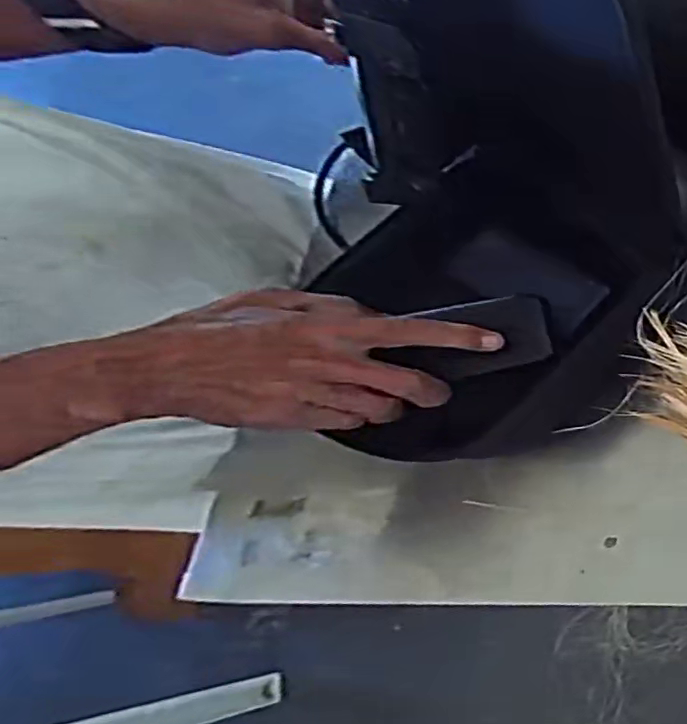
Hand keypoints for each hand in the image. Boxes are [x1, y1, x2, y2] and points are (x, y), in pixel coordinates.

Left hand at [72, 0, 345, 62]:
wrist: (152, 18)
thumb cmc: (202, 14)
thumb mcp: (271, 30)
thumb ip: (316, 42)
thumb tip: (348, 55)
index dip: (353, 10)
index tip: (368, 33)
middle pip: (324, 4)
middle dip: (341, 26)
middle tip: (352, 49)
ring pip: (311, 17)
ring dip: (324, 36)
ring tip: (334, 55)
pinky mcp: (257, 14)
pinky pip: (295, 26)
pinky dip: (308, 40)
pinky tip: (314, 53)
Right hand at [81, 290, 500, 431]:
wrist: (157, 369)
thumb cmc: (215, 330)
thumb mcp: (279, 300)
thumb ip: (335, 307)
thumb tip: (373, 316)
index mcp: (334, 328)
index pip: (416, 331)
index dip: (460, 337)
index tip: (492, 341)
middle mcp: (337, 362)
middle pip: (414, 384)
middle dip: (434, 390)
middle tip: (436, 389)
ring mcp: (321, 394)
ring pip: (386, 409)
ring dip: (390, 404)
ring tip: (372, 393)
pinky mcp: (303, 419)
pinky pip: (351, 423)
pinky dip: (354, 416)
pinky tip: (335, 402)